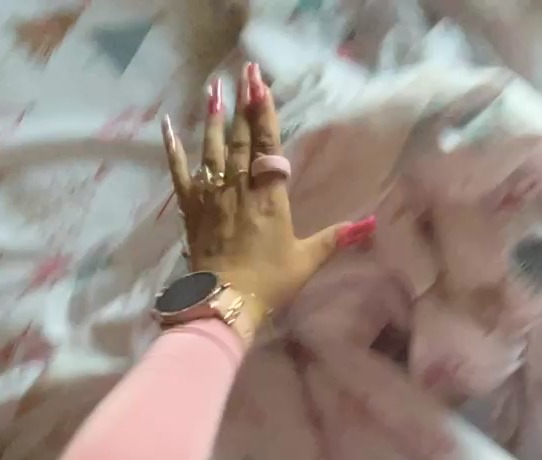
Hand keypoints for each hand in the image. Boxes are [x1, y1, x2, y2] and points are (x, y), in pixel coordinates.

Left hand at [161, 63, 374, 326]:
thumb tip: (371, 224)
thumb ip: (336, 239)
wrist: (224, 305)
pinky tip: (169, 127)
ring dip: (213, 118)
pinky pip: (180, 175)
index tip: (260, 82)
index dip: (264, 112)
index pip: (266, 145)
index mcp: (269, 198)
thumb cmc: (268, 285)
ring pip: (212, 150)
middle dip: (241, 104)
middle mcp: (238, 189)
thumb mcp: (306, 262)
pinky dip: (174, 150)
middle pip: (239, 139)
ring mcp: (211, 199)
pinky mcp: (191, 212)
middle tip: (242, 72)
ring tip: (214, 88)